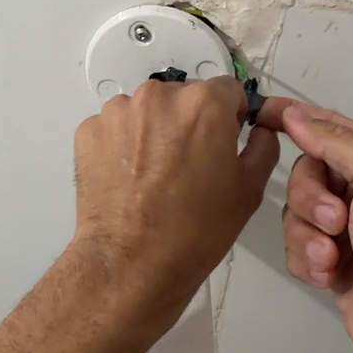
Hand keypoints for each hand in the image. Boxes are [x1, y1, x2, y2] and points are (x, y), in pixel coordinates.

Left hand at [72, 76, 278, 320]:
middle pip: (184, 98)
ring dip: (154, 132)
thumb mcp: (248, 190)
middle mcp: (159, 96)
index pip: (227, 90)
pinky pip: (116, 128)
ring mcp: (119, 112)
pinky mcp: (90, 131)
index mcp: (204, 104)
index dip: (230, 116)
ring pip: (147, 112)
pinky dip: (124, 146)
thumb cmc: (193, 231)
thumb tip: (260, 132)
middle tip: (189, 167)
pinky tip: (132, 179)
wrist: (132, 262)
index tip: (225, 140)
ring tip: (156, 176)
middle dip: (189, 124)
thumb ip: (262, 148)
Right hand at [261, 98, 352, 352]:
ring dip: (308, 237)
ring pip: (297, 212)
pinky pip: (297, 247)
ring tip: (331, 260)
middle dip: (311, 199)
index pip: (333, 128)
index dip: (297, 120)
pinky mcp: (332, 262)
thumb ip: (336, 141)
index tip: (261, 114)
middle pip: (307, 172)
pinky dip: (307, 261)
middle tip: (335, 223)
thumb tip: (296, 114)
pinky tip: (327, 278)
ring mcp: (350, 227)